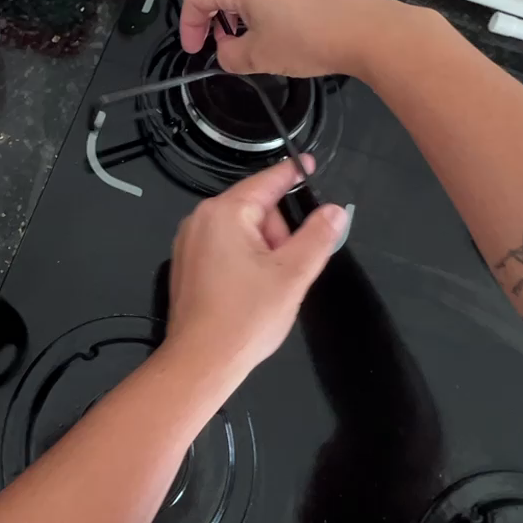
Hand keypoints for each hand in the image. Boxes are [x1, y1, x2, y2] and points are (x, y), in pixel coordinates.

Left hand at [161, 157, 350, 382]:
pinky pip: (225, 247)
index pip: (268, 182)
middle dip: (278, 235)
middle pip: (257, 210)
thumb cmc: (246, 316)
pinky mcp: (187, 261)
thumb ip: (317, 237)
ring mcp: (190, 240)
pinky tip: (248, 291)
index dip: (292, 173)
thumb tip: (335, 210)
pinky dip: (244, 261)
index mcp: (225, 212)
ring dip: (263, 251)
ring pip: (243, 231)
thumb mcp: (292, 274)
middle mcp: (202, 218)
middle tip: (284, 272)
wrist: (201, 360)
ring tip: (265, 287)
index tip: (307, 163)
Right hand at [180, 0, 412, 78]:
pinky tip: (272, 33)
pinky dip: (256, 9)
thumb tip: (225, 52)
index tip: (194, 51)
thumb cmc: (308, 40)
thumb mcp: (258, 57)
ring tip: (243, 43)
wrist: (369, 30)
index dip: (188, 25)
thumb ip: (229, 56)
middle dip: (209, 18)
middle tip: (213, 46)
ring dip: (234, 14)